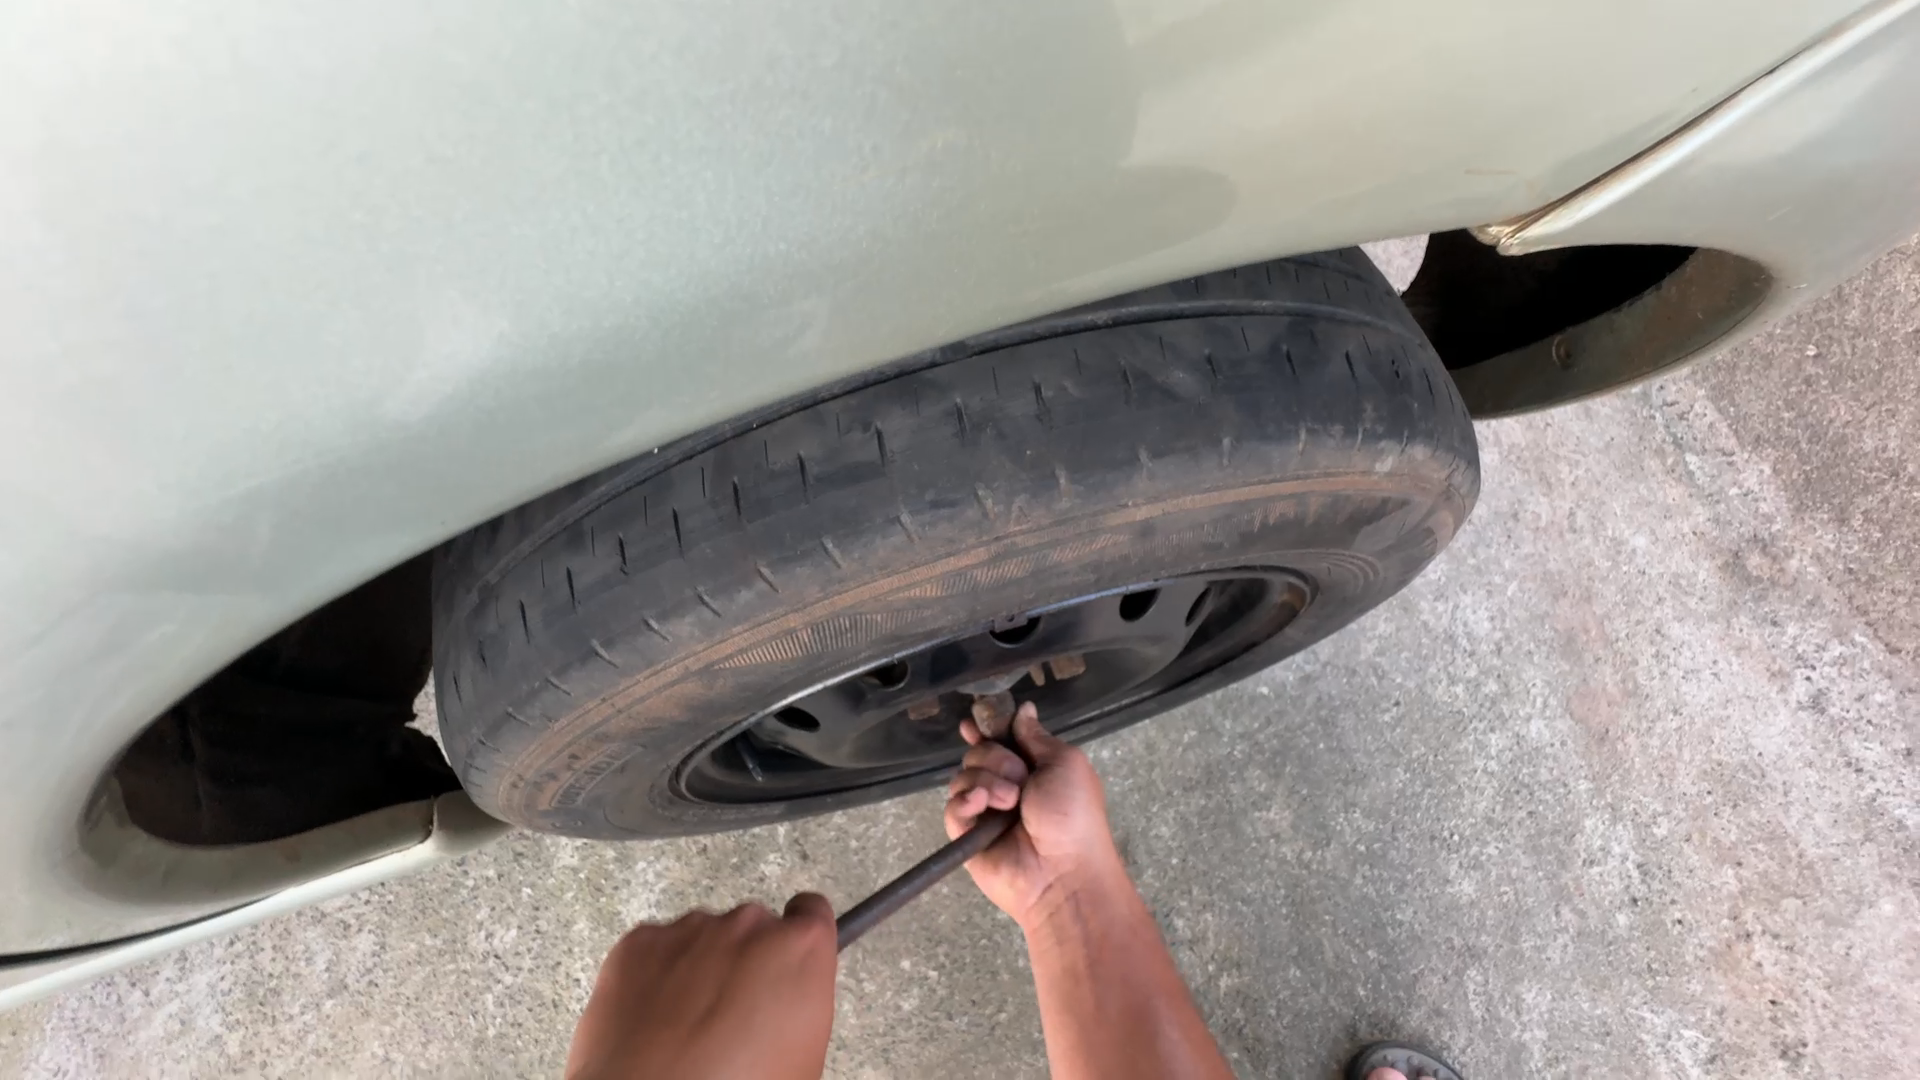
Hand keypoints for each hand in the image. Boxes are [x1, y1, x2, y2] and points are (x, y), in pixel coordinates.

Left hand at [565, 895, 837, 1079]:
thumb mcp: (802, 1056)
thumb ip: (802, 1000)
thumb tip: (790, 998)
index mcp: (800, 946)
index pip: (811, 910)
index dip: (798, 936)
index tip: (786, 958)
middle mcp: (749, 923)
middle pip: (753, 927)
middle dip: (743, 960)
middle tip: (728, 1016)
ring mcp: (692, 928)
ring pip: (703, 937)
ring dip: (698, 968)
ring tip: (682, 1028)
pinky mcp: (641, 942)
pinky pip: (655, 948)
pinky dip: (654, 975)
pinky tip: (651, 1021)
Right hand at [944, 702, 1124, 929]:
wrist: (1065, 872)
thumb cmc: (1073, 814)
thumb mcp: (1065, 763)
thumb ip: (1036, 736)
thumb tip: (1023, 709)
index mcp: (1032, 767)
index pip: (999, 739)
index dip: (986, 728)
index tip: (974, 723)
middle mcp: (1005, 785)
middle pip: (979, 752)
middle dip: (996, 759)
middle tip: (1020, 781)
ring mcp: (984, 811)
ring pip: (962, 775)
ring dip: (986, 781)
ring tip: (1010, 803)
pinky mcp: (966, 835)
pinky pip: (952, 806)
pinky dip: (964, 801)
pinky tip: (979, 806)